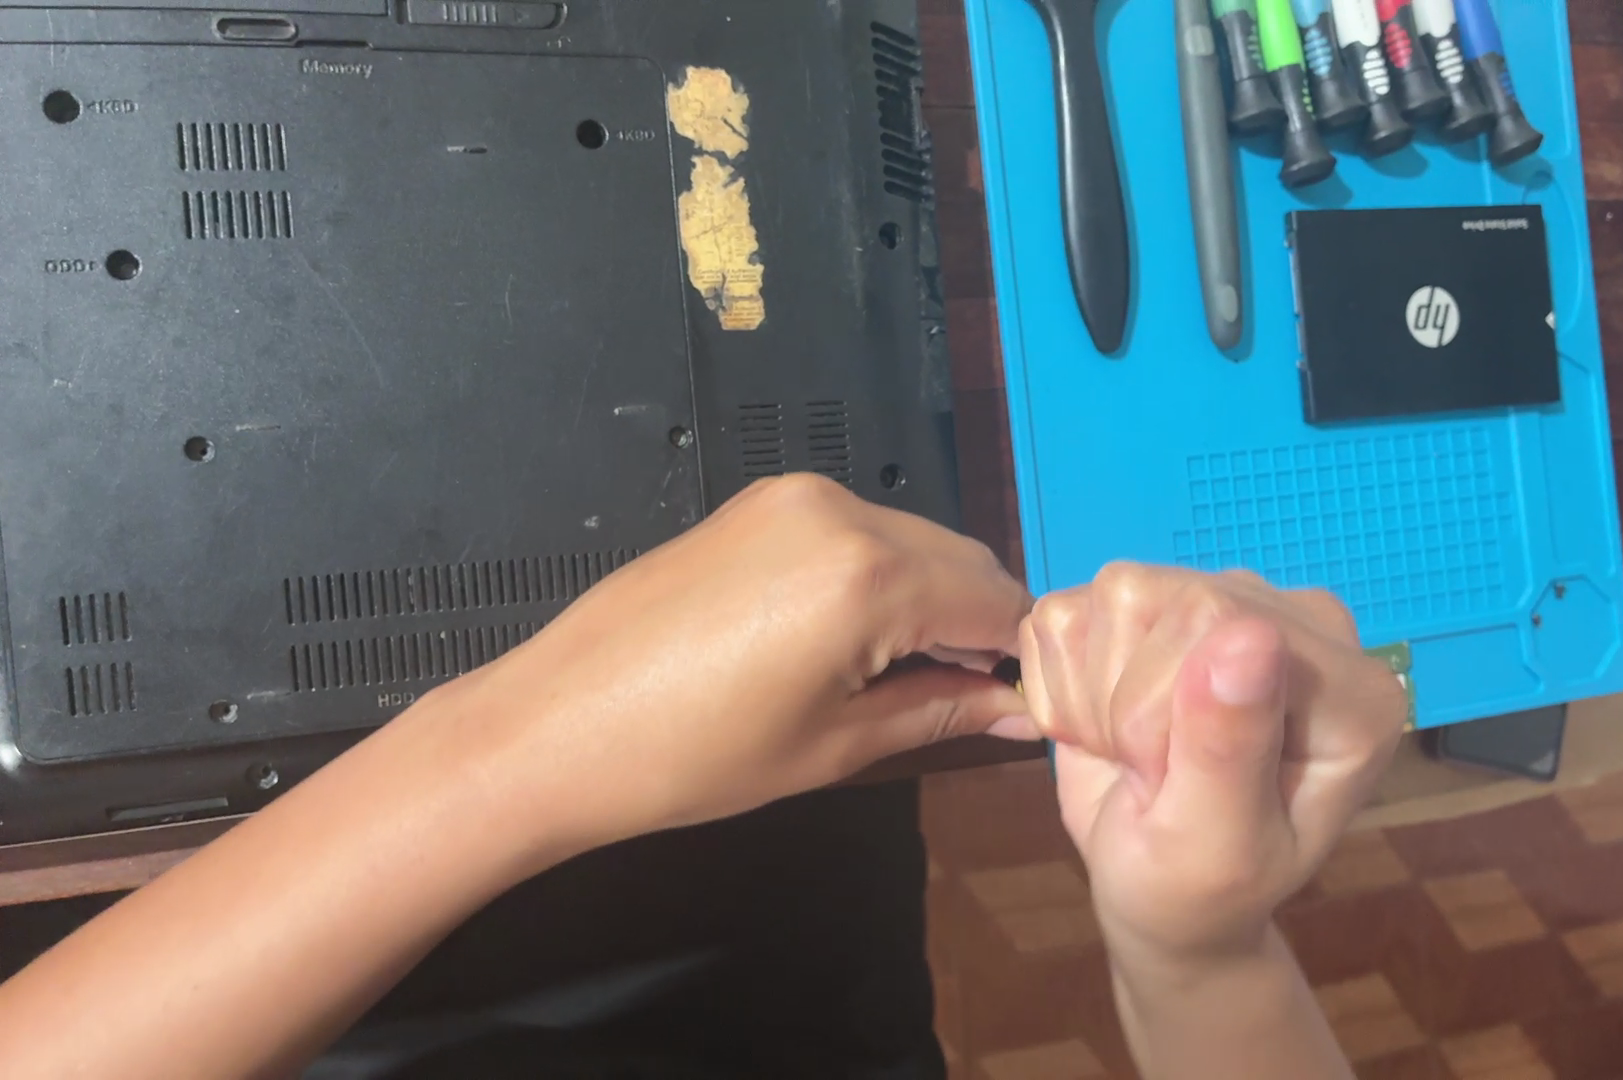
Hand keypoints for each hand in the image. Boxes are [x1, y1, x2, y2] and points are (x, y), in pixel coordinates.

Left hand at [419, 473, 1031, 860]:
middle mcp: (845, 512)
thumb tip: (1021, 710)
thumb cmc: (697, 757)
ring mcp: (800, 495)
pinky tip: (853, 624)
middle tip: (958, 687)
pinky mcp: (767, 498)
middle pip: (964, 558)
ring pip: (918, 538)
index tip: (1014, 697)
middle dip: (980, 620)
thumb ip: (943, 710)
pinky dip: (887, 571)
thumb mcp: (837, 744)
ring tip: (900, 662)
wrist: (554, 723)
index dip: (1017, 653)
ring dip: (935, 594)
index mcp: (870, 577)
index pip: (996, 600)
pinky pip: (865, 528)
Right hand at [1019, 565, 1402, 962]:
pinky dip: (1057, 682)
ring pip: (1111, 594)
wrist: (1148, 880)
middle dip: (1123, 707)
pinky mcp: (1139, 605)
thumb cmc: (1196, 887)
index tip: (1172, 779)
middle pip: (1156, 599)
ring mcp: (1212, 598)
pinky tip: (1098, 722)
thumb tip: (1247, 631)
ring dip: (1089, 696)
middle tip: (1151, 773)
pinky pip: (1064, 611)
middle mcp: (1287, 619)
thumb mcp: (1218, 849)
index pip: (1219, 619)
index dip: (1156, 704)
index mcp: (1343, 680)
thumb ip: (1232, 747)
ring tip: (1129, 751)